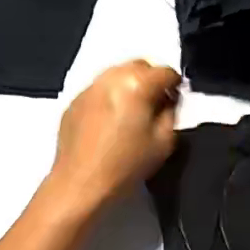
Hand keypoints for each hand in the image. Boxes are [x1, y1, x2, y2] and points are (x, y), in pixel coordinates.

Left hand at [41, 60, 180, 212]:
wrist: (80, 183)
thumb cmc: (125, 166)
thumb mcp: (164, 142)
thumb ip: (171, 113)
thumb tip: (167, 102)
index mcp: (136, 84)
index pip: (166, 71)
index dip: (175, 87)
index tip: (174, 103)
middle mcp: (111, 77)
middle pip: (139, 66)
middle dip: (150, 81)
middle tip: (154, 106)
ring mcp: (88, 88)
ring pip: (116, 74)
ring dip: (128, 86)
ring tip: (131, 113)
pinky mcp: (73, 101)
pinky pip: (98, 90)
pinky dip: (108, 97)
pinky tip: (109, 122)